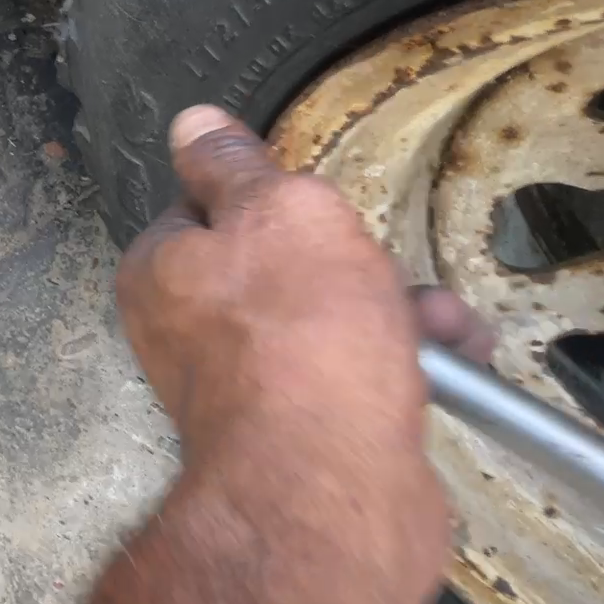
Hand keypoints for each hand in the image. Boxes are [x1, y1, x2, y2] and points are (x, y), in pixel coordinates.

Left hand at [116, 105, 486, 582]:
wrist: (325, 482)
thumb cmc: (297, 325)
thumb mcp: (275, 212)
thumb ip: (232, 164)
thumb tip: (190, 121)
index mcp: (156, 268)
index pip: (207, 207)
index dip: (270, 203)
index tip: (312, 216)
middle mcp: (177, 322)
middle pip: (271, 261)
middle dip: (346, 260)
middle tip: (378, 271)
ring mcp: (229, 378)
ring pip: (316, 312)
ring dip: (388, 306)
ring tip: (436, 321)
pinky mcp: (283, 424)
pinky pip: (334, 366)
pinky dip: (388, 357)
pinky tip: (447, 362)